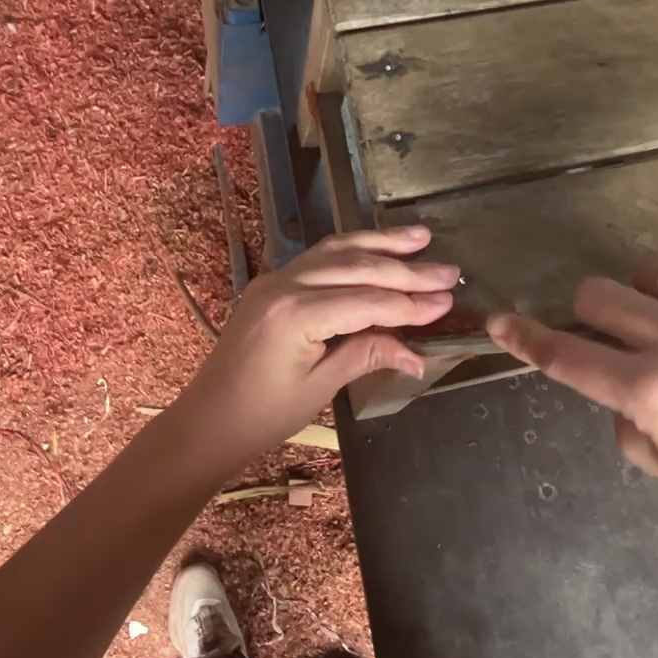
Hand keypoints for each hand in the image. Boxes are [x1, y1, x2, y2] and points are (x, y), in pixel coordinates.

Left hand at [169, 227, 457, 463]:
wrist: (208, 420)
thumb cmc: (262, 415)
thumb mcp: (320, 387)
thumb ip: (366, 356)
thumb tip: (417, 355)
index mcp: (295, 315)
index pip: (367, 301)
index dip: (410, 303)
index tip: (448, 300)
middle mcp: (283, 285)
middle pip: (356, 268)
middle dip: (406, 270)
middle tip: (449, 271)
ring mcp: (274, 280)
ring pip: (336, 251)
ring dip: (379, 244)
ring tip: (420, 237)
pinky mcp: (271, 284)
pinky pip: (318, 259)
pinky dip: (351, 251)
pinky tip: (376, 247)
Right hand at [486, 254, 657, 546]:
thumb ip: (619, 405)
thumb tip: (611, 365)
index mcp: (650, 391)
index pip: (563, 353)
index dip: (524, 336)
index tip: (501, 322)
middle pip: (598, 294)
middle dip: (594, 313)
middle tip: (619, 333)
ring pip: (654, 272)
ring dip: (655, 299)